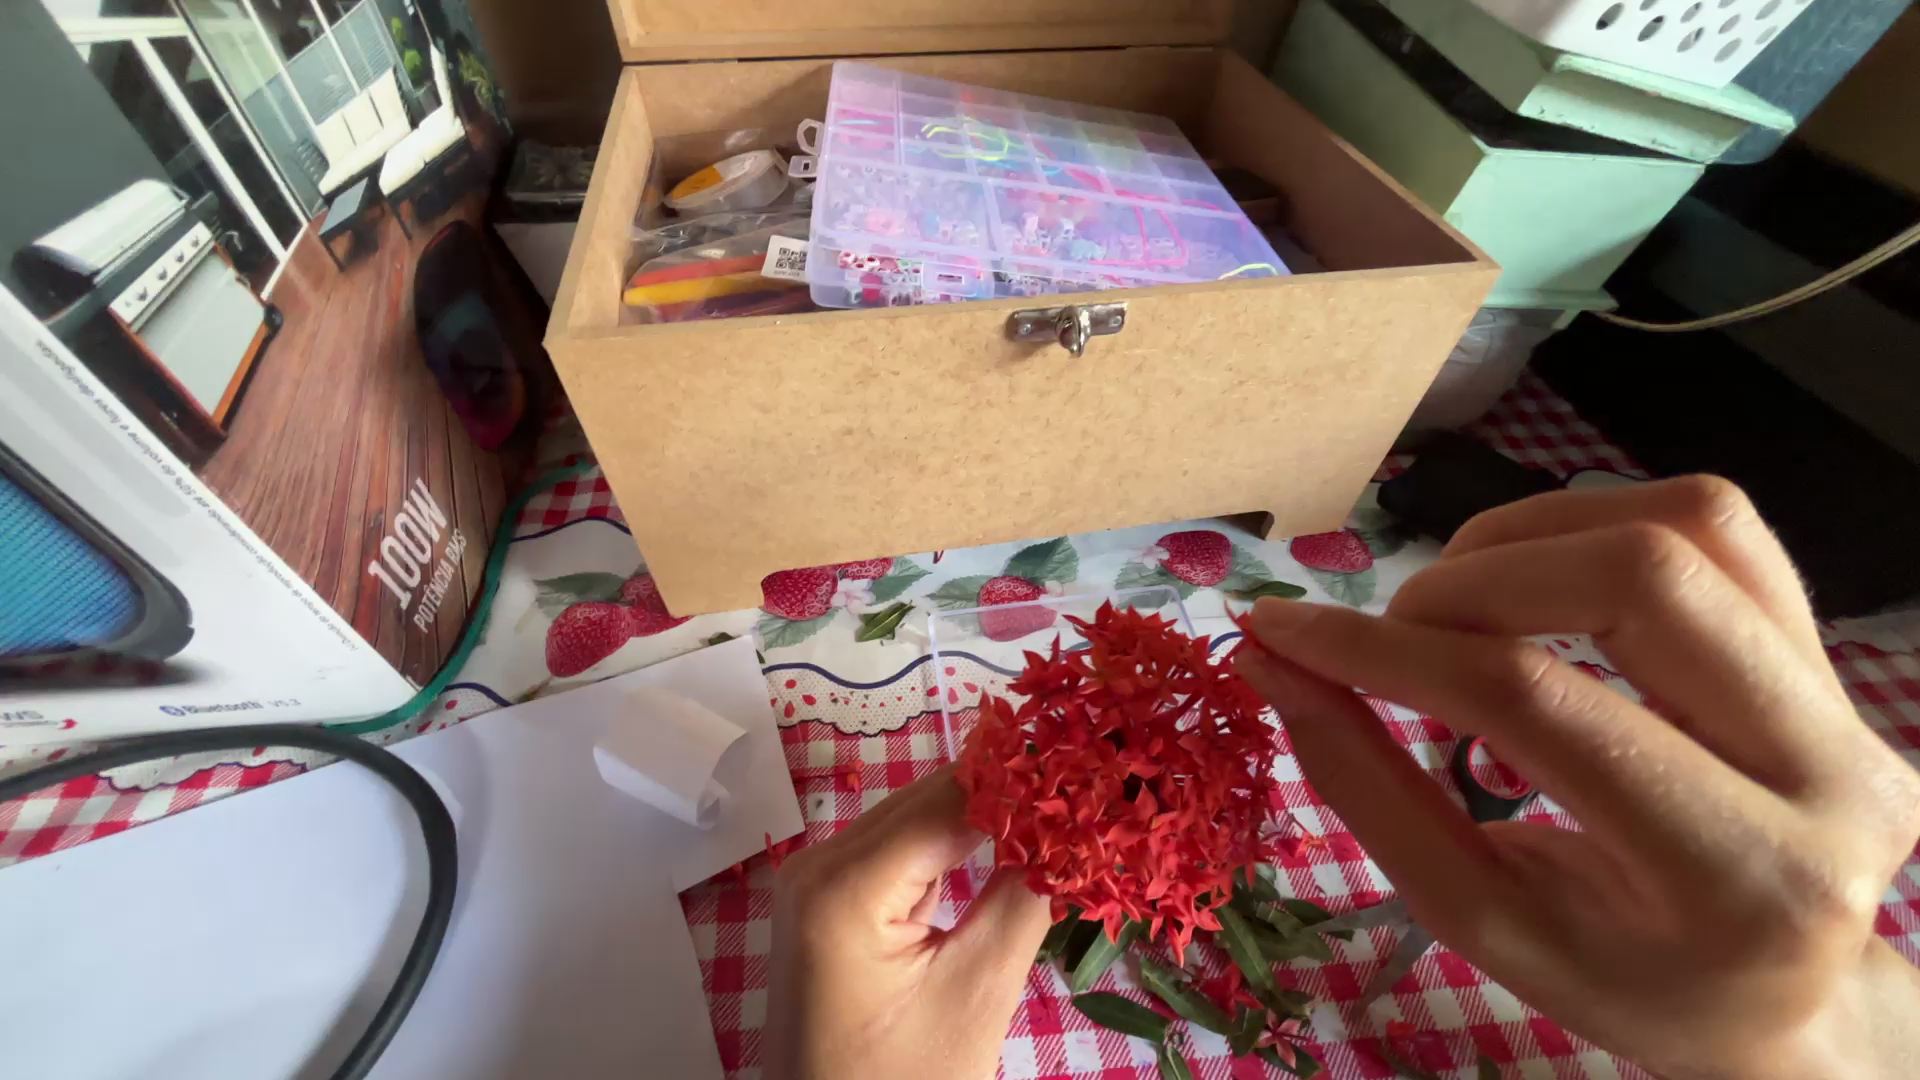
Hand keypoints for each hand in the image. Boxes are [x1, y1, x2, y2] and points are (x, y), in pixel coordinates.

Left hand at [764, 766, 1052, 1079]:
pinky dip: (951, 842)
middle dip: (1001, 794)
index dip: (1014, 782)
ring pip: (915, 820)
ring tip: (1045, 806)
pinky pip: (899, 848)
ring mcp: (818, 877)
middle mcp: (819, 862)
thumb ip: (1022, 900)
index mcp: (844, 887)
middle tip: (1070, 788)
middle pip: (926, 803)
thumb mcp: (975, 997)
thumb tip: (1064, 827)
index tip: (1075, 771)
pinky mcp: (830, 894)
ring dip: (980, 814)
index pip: (945, 802)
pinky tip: (999, 837)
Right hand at [1234, 476, 1919, 1079]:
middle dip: (1459, 585)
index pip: (1527, 699)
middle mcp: (1827, 767)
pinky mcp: (1822, 644)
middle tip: (1389, 635)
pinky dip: (1574, 523)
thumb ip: (1359, 777)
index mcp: (1732, 871)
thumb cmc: (1604, 968)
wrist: (1771, 991)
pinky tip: (1517, 581)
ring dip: (1517, 540)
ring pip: (1681, 524)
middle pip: (1634, 577)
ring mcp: (1843, 694)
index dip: (1378, 649)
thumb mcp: (1461, 905)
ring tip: (1450, 606)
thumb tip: (1269, 662)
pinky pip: (1703, 521)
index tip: (1279, 629)